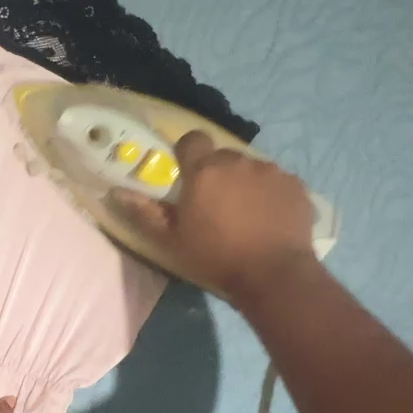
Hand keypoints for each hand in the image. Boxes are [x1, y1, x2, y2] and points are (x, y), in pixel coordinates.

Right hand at [113, 130, 317, 300]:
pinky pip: (275, 182)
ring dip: (242, 184)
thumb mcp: (170, 240)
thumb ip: (144, 213)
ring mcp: (271, 171)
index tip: (185, 175)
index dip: (186, 153)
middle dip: (215, 174)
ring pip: (250, 168)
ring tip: (242, 216)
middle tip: (212, 206)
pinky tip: (266, 221)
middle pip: (222, 156)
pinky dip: (268, 195)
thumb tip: (116, 192)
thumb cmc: (213, 257)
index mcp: (204, 171)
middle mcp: (239, 161)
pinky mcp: (296, 185)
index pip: (192, 139)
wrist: (272, 273)